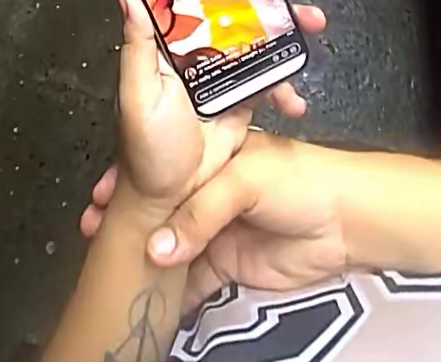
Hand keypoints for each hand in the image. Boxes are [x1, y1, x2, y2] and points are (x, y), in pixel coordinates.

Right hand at [88, 132, 352, 308]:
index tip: (102, 192)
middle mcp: (205, 186)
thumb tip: (157, 249)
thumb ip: (200, 212)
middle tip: (95, 228)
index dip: (131, 174)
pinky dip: (168, 285)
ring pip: (169, 239)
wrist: (345, 222)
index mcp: (209, 152)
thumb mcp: (243, 179)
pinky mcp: (225, 263)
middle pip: (158, 202)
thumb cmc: (296, 180)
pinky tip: (144, 289)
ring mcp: (213, 226)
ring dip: (142, 248)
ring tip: (109, 258)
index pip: (161, 162)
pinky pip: (190, 277)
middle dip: (127, 214)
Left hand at [108, 0, 320, 213]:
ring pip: (259, 35)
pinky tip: (296, 98)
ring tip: (313, 20)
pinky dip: (288, 85)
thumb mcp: (139, 93)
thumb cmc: (147, 147)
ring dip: (288, 26)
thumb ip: (138, 44)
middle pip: (235, 4)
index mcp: (171, 39)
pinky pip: (271, 79)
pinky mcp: (244, 96)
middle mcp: (198, 46)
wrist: (174, 199)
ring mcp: (223, 70)